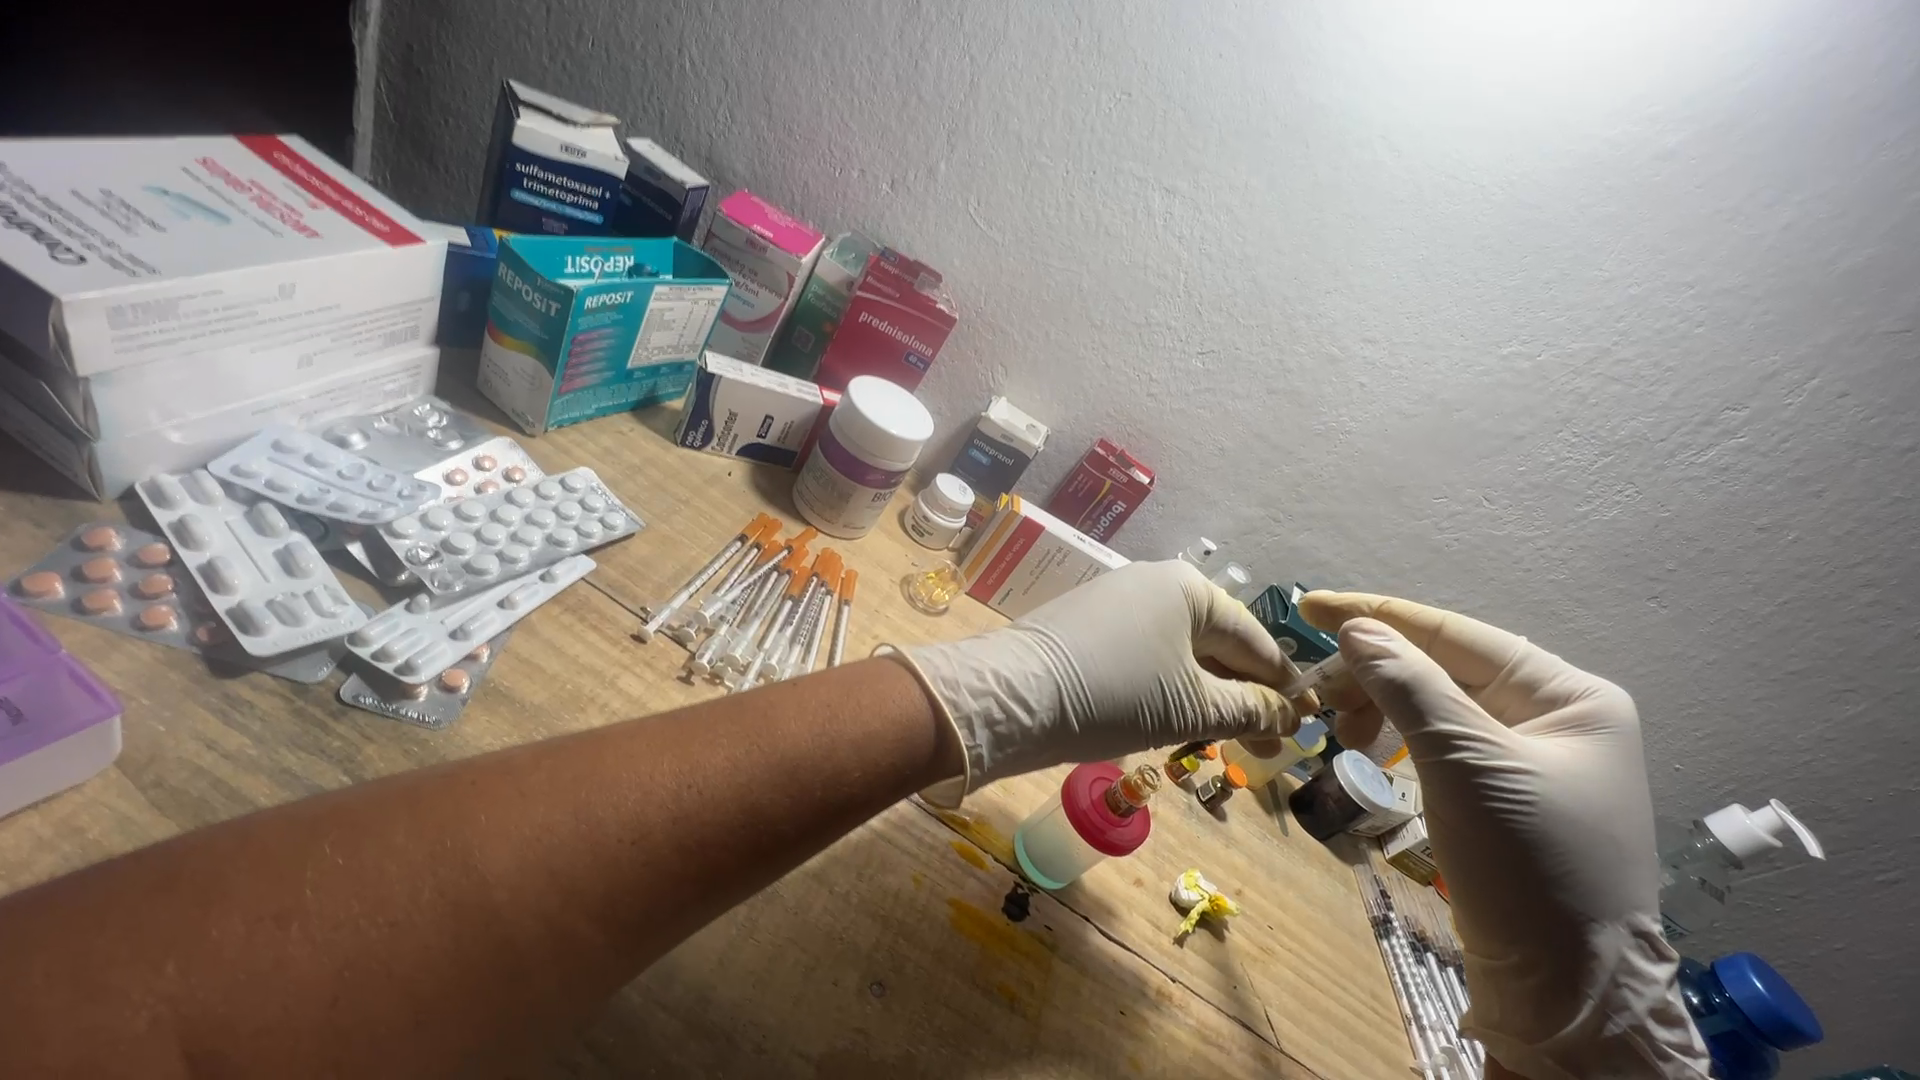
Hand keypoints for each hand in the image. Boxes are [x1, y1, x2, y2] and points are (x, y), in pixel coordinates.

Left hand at [889, 561, 1301, 806]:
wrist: (1011, 697)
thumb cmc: (1114, 695)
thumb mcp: (1189, 707)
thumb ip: (1247, 709)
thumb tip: (1289, 715)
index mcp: (1188, 588)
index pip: (1254, 639)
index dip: (1281, 685)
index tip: (1305, 724)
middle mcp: (1153, 583)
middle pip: (1215, 642)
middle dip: (1240, 694)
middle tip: (1265, 745)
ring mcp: (1115, 602)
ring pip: (1177, 652)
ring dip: (1202, 694)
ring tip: (1221, 739)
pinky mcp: (1086, 625)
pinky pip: (1143, 654)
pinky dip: (1164, 686)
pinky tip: (1171, 720)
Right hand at [1298, 592, 1710, 1079]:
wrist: (1566, 991)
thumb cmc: (1528, 866)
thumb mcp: (1464, 764)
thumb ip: (1409, 685)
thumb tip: (1356, 627)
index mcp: (1569, 696)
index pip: (1456, 634)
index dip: (1379, 615)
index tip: (1311, 604)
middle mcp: (1553, 716)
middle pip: (1442, 668)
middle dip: (1373, 673)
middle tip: (1312, 689)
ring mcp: (1527, 757)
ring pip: (1432, 704)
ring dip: (1377, 706)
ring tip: (1334, 726)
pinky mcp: (1500, 793)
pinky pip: (1434, 742)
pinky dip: (1393, 738)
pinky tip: (1363, 748)